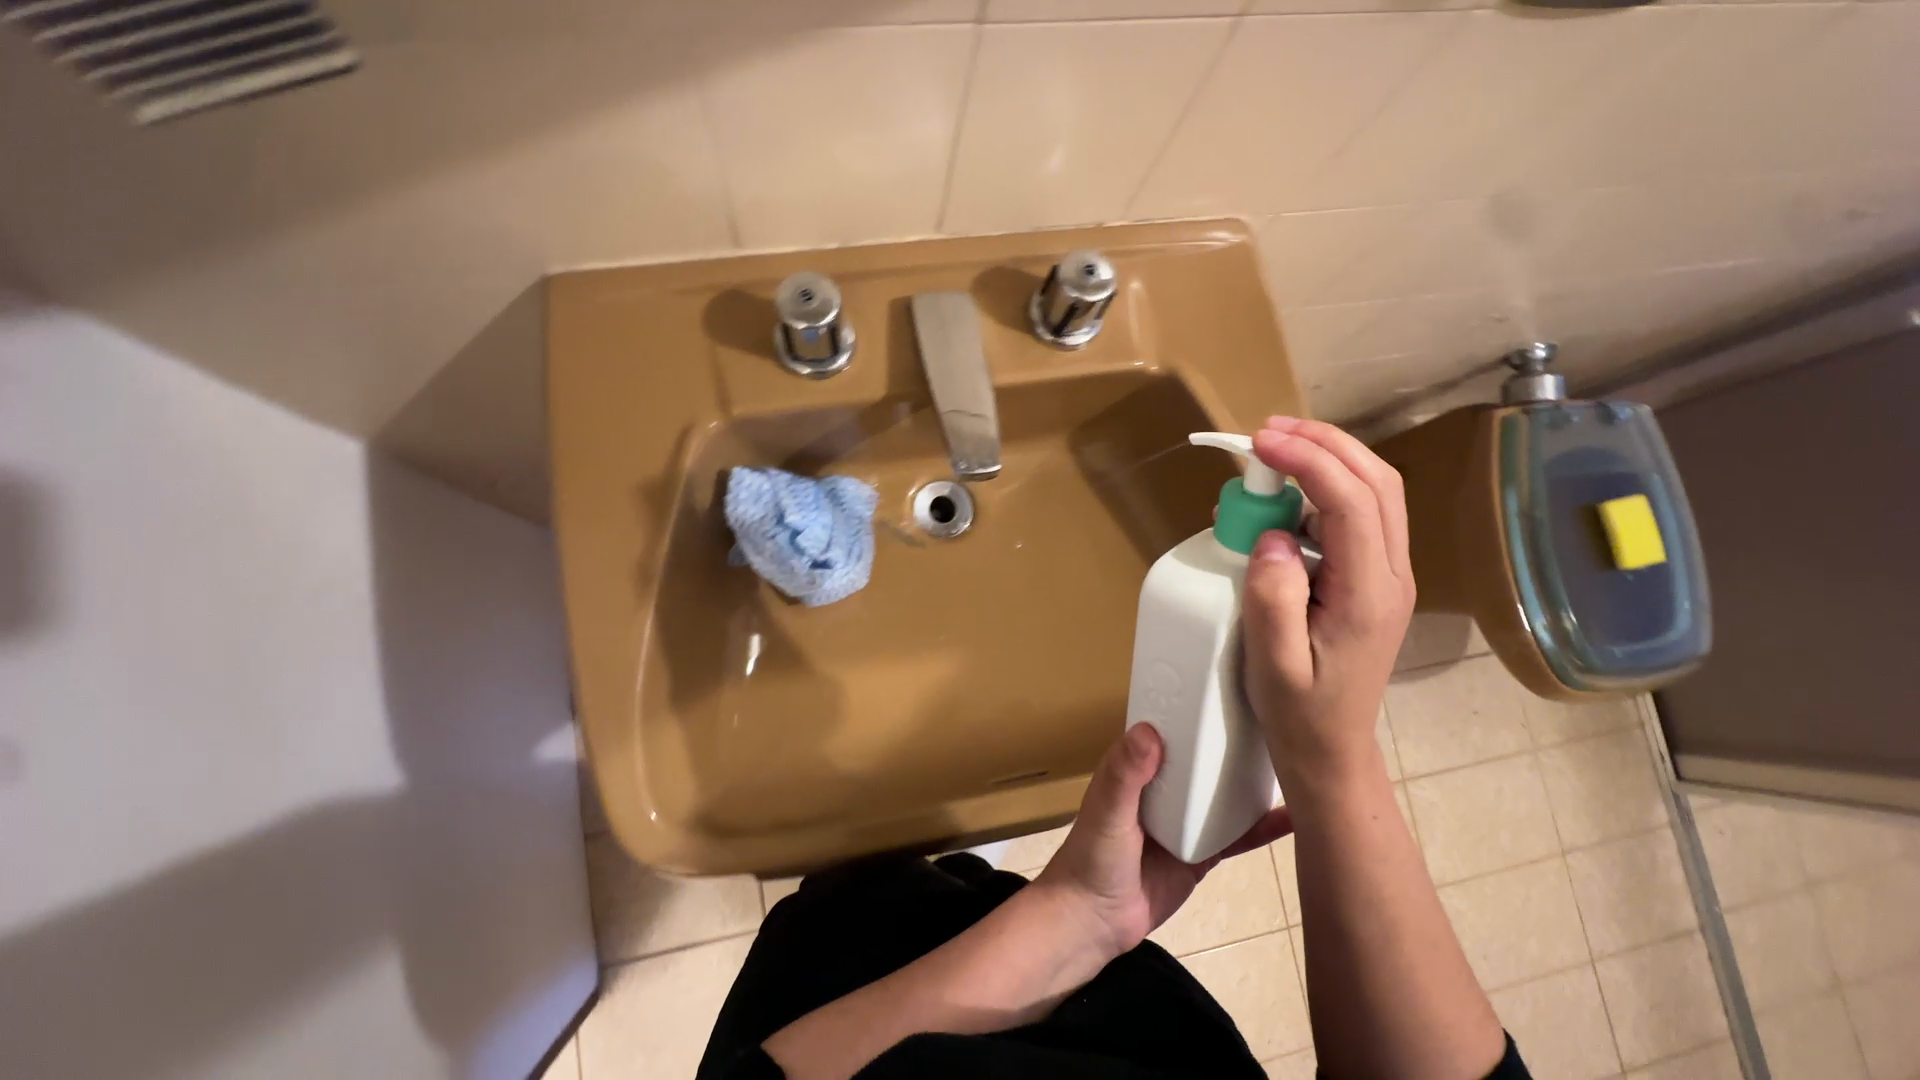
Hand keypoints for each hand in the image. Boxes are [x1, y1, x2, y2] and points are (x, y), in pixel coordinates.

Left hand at [1033, 724, 1293, 960]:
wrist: (1094, 923)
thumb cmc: (1092, 859)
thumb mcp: (1107, 812)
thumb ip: (1125, 775)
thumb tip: (1150, 729)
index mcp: (1136, 768)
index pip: (1169, 729)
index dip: (1195, 709)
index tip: (1231, 684)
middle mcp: (1163, 788)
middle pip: (1203, 758)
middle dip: (1233, 740)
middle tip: (1281, 718)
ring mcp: (1186, 822)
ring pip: (1224, 794)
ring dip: (1251, 781)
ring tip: (1296, 761)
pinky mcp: (1202, 854)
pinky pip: (1237, 835)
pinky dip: (1262, 827)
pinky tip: (1293, 818)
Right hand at [1240, 416, 1414, 787]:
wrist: (1331, 747)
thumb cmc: (1300, 711)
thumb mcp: (1273, 664)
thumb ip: (1273, 598)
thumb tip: (1271, 537)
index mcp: (1369, 593)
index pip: (1351, 502)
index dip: (1308, 461)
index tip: (1258, 444)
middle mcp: (1391, 574)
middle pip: (1377, 482)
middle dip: (1326, 443)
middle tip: (1268, 430)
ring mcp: (1388, 574)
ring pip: (1375, 491)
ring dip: (1330, 458)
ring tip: (1275, 449)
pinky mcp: (1374, 578)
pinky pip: (1359, 514)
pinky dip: (1325, 487)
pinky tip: (1286, 494)